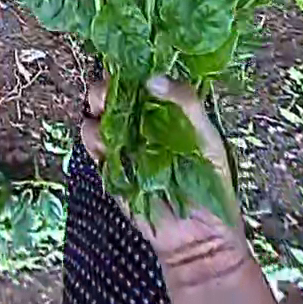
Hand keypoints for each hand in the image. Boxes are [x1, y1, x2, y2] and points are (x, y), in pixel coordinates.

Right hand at [82, 77, 275, 303]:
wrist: (199, 236)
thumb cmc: (209, 180)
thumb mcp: (206, 135)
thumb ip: (185, 102)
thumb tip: (152, 78)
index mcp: (161, 106)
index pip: (137, 77)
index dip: (127, 69)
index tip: (124, 67)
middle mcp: (137, 120)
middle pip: (109, 93)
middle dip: (103, 89)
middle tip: (108, 95)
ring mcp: (122, 144)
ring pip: (95, 116)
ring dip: (96, 113)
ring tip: (108, 120)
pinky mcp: (110, 169)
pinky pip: (93, 148)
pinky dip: (94, 141)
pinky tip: (105, 143)